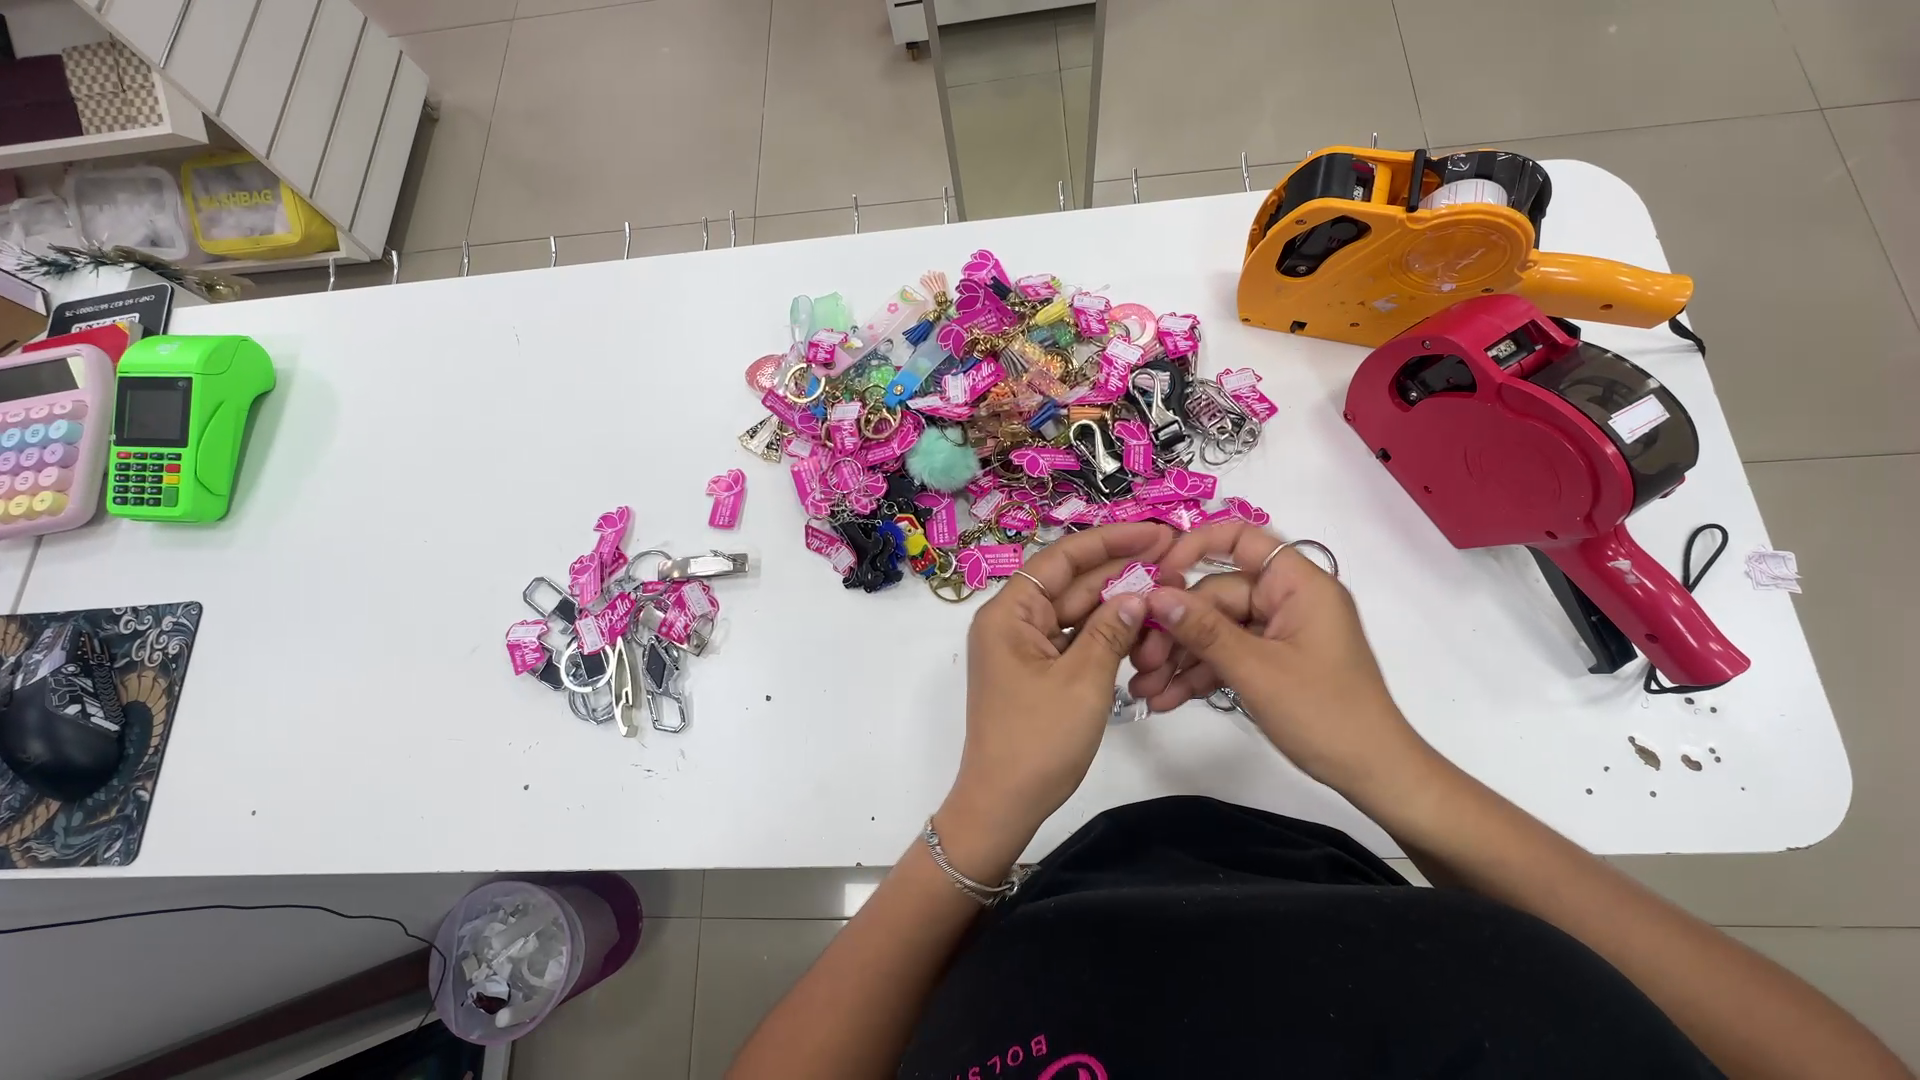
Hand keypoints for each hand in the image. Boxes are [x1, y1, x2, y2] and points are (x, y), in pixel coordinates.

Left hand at [938, 523, 1172, 875]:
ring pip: (1077, 613)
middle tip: (1176, 563)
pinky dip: (1105, 636)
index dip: (1111, 541)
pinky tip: (1143, 626)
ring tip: (1169, 592)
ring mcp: (1025, 647)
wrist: (1004, 804)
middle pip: (1072, 583)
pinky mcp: (1038, 671)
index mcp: (1009, 612)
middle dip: (1121, 573)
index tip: (1157, 532)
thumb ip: (1111, 630)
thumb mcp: (1082, 681)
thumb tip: (1139, 594)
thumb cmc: (1037, 740)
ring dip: (1118, 606)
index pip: (1062, 559)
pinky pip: (1075, 640)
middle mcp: (1012, 621)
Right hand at [1128, 522, 1431, 794]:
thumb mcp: (1256, 671)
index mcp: (1298, 585)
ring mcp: (1279, 633)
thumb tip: (1155, 596)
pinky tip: (1166, 698)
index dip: (1195, 548)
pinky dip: (1199, 675)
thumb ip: (1203, 630)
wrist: (1373, 774)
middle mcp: (1287, 600)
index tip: (1158, 579)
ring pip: (1215, 630)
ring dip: (1180, 657)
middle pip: (1216, 595)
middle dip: (1175, 629)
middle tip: (1141, 660)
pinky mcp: (1272, 662)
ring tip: (1145, 687)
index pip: (1241, 538)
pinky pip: (1226, 656)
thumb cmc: (1324, 713)